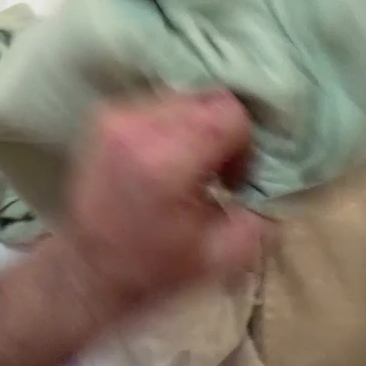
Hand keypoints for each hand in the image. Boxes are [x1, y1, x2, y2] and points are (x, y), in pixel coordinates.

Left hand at [44, 92, 267, 324]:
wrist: (87, 268)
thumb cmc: (155, 268)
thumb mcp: (221, 256)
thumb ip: (259, 215)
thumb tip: (277, 181)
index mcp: (165, 159)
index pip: (227, 112)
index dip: (243, 143)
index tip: (233, 178)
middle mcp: (137, 125)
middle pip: (207, 99)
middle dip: (221, 132)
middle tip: (215, 173)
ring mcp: (116, 114)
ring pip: (183, 97)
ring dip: (196, 126)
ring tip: (188, 167)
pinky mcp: (104, 113)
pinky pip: (157, 103)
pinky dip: (171, 124)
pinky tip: (165, 160)